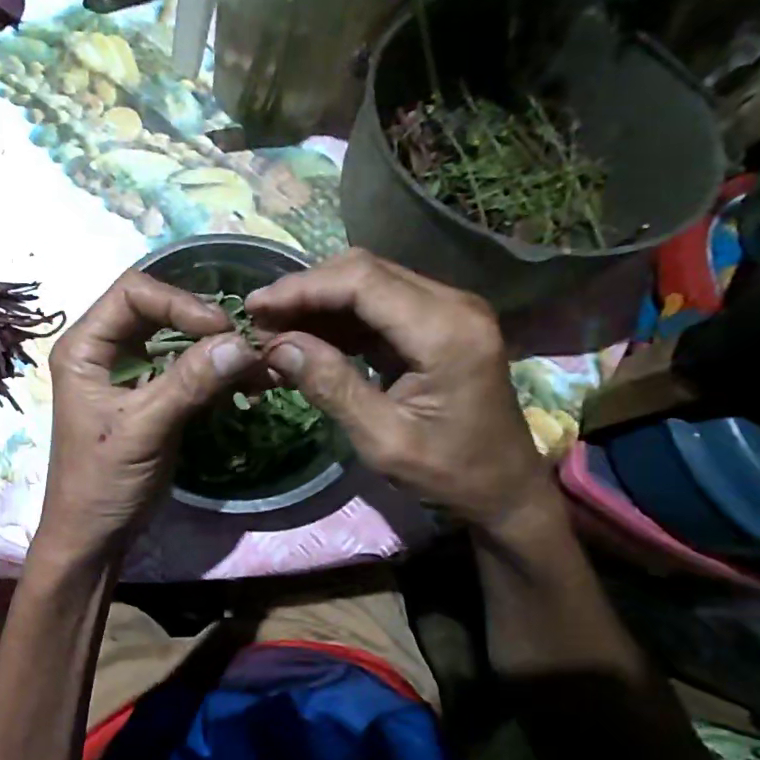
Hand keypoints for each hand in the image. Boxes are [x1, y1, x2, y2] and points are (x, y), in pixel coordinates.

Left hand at [34, 271, 258, 565]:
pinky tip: (248, 382)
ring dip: (215, 347)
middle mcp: (104, 351)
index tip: (220, 327)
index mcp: (85, 348)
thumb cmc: (102, 482)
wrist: (95, 537)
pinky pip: (187, 368)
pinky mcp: (151, 396)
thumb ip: (189, 383)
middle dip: (201, 322)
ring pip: (176, 338)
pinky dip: (216, 371)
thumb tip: (242, 342)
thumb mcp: (143, 429)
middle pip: (157, 309)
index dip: (178, 302)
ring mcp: (129, 373)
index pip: (132, 293)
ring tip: (255, 364)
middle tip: (242, 343)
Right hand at [246, 249, 549, 529]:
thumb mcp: (384, 440)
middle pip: (363, 270)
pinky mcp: (438, 321)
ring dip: (317, 302)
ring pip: (367, 281)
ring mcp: (448, 309)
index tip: (254, 307)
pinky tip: (306, 338)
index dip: (302, 288)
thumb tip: (276, 346)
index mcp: (446, 331)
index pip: (362, 281)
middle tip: (259, 322)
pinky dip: (337, 317)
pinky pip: (378, 303)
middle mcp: (452, 304)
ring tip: (274, 332)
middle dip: (305, 291)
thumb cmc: (450, 472)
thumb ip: (331, 386)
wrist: (505, 488)